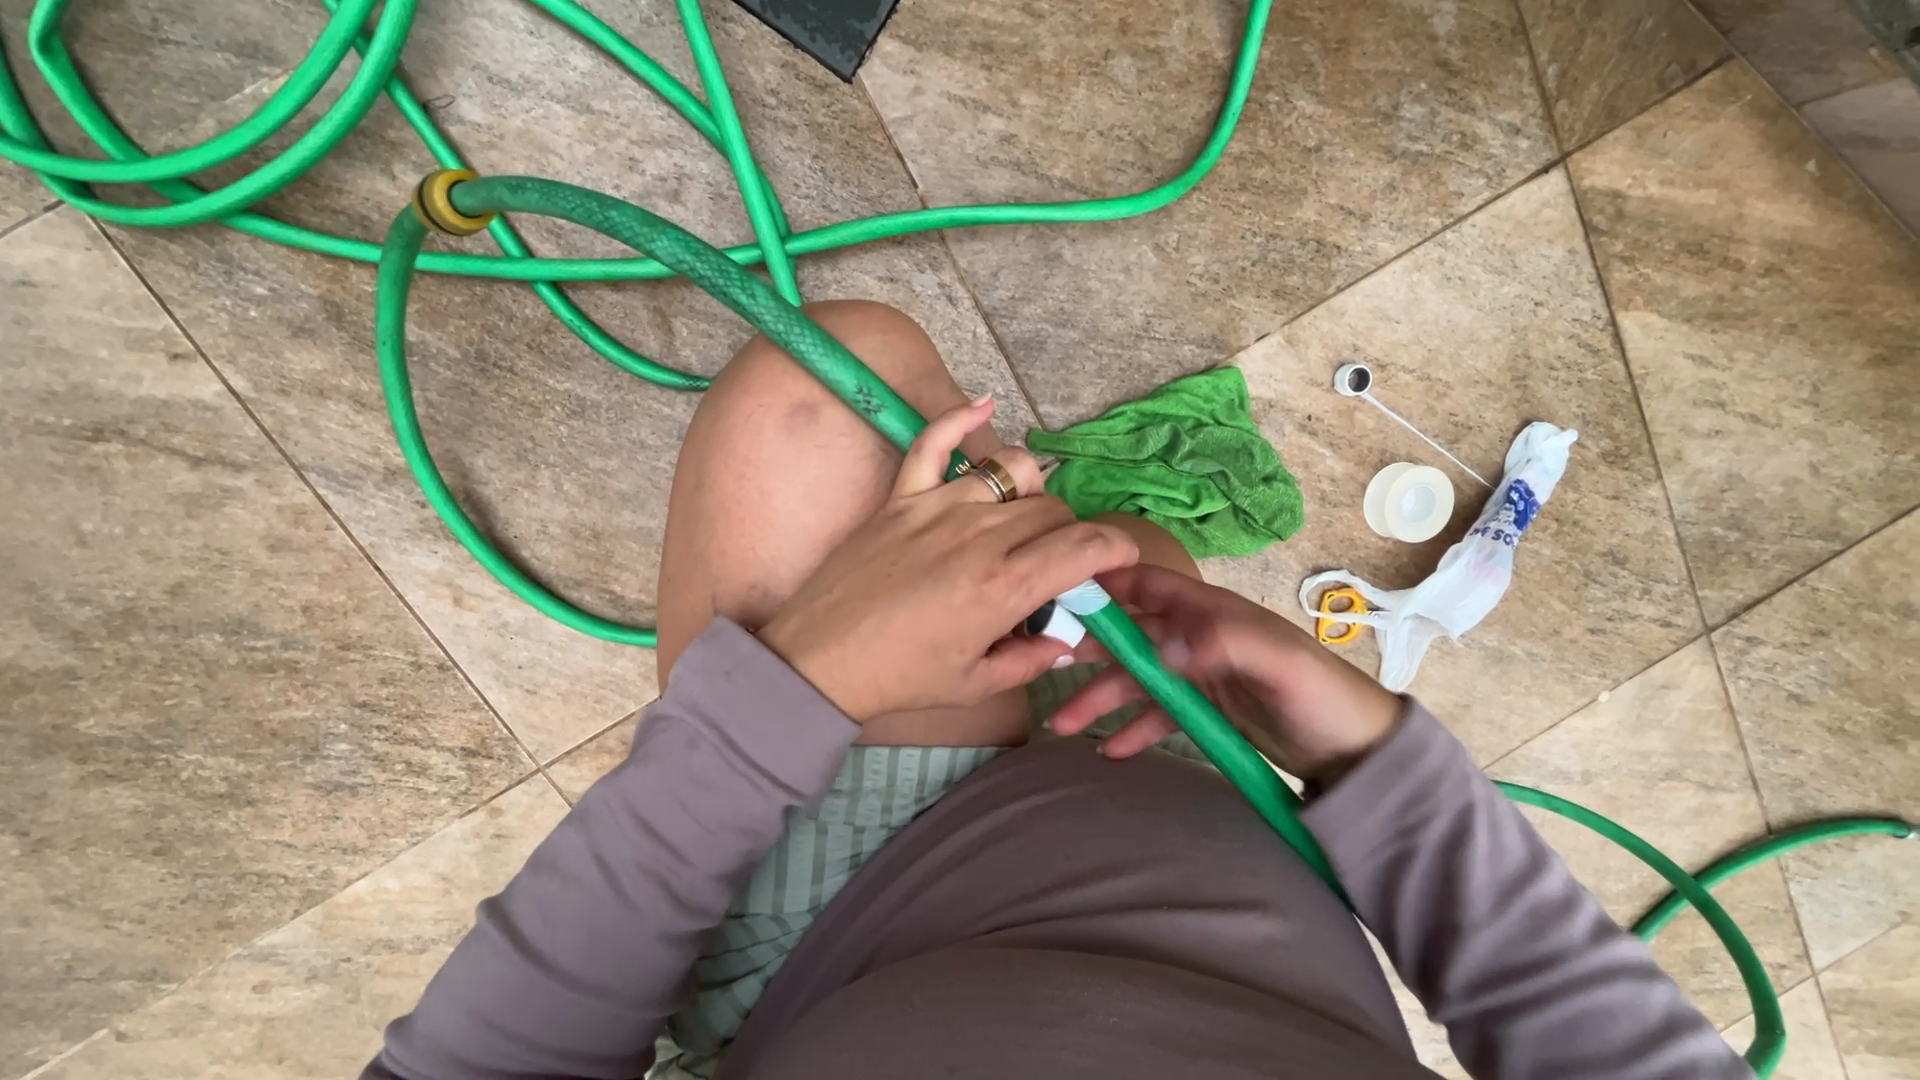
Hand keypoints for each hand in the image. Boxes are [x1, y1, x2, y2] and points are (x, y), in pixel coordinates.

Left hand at [758, 397, 1139, 722]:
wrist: (819, 661)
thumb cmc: (901, 678)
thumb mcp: (977, 684)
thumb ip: (1034, 659)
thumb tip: (1069, 639)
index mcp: (1004, 588)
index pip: (1085, 546)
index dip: (1116, 548)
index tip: (1120, 558)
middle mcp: (979, 537)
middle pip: (1052, 509)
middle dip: (1069, 534)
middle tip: (1053, 565)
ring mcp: (937, 508)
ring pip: (1011, 471)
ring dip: (1031, 490)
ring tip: (1023, 517)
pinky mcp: (901, 498)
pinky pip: (933, 442)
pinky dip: (959, 418)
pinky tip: (983, 403)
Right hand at [1048, 564, 1401, 782]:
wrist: (1357, 753)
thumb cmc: (1321, 696)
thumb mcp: (1279, 664)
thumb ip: (1221, 644)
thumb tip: (1158, 648)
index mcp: (1211, 612)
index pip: (1150, 586)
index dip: (1108, 584)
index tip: (1061, 593)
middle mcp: (1197, 637)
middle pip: (1132, 637)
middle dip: (1090, 652)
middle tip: (1046, 670)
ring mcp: (1198, 675)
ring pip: (1137, 680)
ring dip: (1100, 700)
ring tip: (1062, 725)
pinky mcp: (1205, 710)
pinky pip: (1158, 716)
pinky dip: (1132, 730)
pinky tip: (1110, 750)